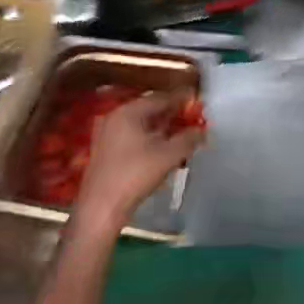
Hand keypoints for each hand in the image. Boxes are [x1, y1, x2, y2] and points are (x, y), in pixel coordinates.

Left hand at [73, 91, 204, 224]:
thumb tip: (202, 130)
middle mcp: (114, 117)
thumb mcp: (168, 155)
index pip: (160, 98)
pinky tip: (162, 151)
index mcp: (127, 112)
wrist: (102, 205)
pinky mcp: (105, 150)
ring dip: (162, 129)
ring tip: (181, 138)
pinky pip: (132, 137)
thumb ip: (188, 139)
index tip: (198, 104)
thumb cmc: (135, 175)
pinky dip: (149, 140)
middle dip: (172, 116)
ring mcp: (107, 134)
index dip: (182, 100)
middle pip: (149, 110)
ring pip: (141, 125)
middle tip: (192, 122)